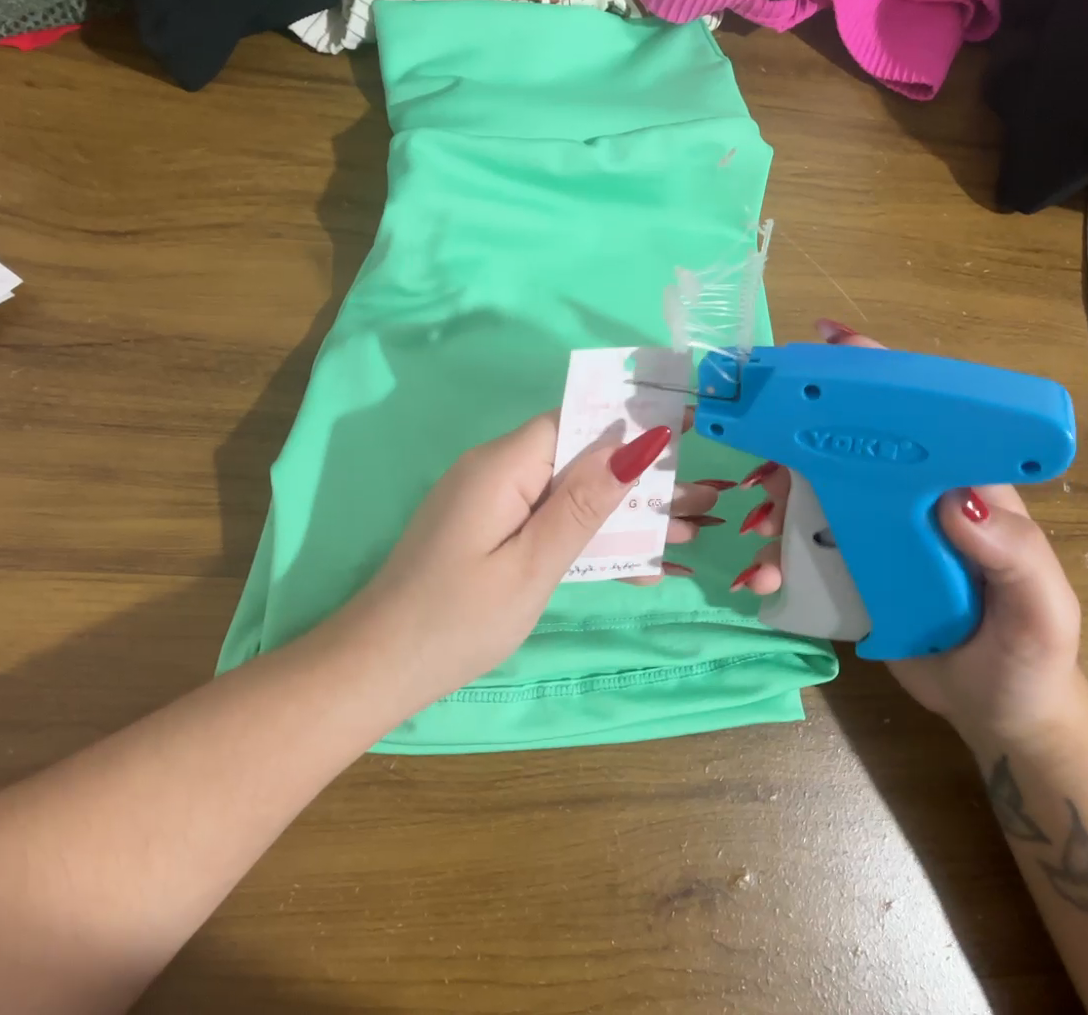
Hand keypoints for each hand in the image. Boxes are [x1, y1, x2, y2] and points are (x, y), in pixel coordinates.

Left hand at [342, 411, 724, 689]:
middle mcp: (497, 472)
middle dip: (643, 480)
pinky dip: (590, 541)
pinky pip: (550, 524)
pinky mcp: (490, 534)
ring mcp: (492, 504)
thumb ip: (584, 504)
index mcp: (504, 465)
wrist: (381, 667)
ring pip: (572, 495)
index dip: (635, 422)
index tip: (694, 433)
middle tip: (706, 504)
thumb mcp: (532, 564)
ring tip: (691, 534)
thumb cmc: (458, 619)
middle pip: (581, 459)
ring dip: (626, 516)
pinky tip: (640, 567)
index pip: (578, 420)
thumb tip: (638, 441)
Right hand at [731, 320, 1086, 743]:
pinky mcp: (849, 575)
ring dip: (771, 510)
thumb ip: (1010, 553)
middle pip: (843, 453)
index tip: (825, 346)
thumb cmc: (1027, 655)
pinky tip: (758, 583)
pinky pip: (801, 555)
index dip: (874, 375)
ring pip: (810, 500)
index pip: (916, 419)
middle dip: (793, 455)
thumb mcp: (1037, 606)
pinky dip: (771, 564)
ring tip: (756, 540)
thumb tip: (954, 499)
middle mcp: (908, 503)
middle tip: (760, 481)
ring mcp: (875, 538)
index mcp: (957, 488)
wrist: (999, 715)